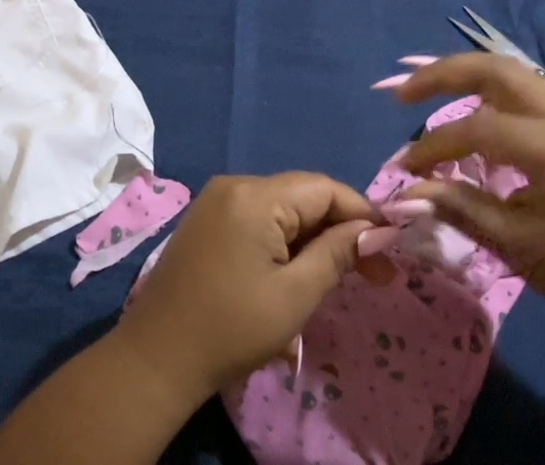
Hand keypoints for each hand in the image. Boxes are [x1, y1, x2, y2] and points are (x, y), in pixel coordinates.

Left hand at [114, 172, 379, 397]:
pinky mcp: (207, 222)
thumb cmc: (231, 328)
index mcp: (255, 195)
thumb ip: (337, 253)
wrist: (155, 360)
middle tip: (373, 274)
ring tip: (338, 279)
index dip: (362, 215)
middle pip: (304, 196)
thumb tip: (375, 231)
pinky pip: (259, 221)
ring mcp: (216, 202)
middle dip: (340, 231)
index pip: (325, 188)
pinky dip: (285, 244)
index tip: (389, 249)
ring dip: (313, 240)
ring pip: (283, 210)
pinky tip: (298, 275)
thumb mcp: (295, 294)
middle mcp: (235, 185)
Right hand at [389, 53, 544, 324]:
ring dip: (463, 74)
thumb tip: (407, 191)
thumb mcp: (516, 244)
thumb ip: (460, 208)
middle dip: (443, 73)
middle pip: (495, 69)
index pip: (477, 129)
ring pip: (508, 72)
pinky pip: (519, 91)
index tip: (404, 169)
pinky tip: (461, 108)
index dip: (433, 145)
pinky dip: (483, 90)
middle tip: (402, 93)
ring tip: (423, 90)